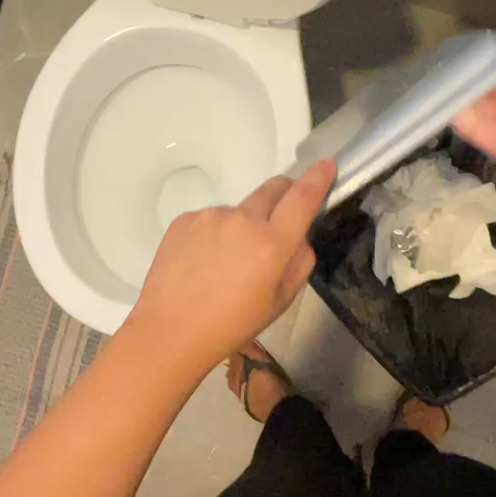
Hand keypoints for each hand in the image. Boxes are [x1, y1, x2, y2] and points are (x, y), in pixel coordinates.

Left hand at [121, 160, 335, 376]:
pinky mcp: (184, 220)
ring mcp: (210, 216)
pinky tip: (202, 264)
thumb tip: (298, 237)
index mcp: (272, 243)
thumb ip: (299, 262)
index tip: (325, 165)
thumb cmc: (232, 325)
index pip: (302, 198)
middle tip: (278, 222)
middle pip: (272, 189)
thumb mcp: (280, 302)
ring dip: (243, 226)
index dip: (317, 178)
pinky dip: (214, 235)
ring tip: (225, 264)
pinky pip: (210, 220)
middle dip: (284, 195)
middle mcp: (243, 220)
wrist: (170, 331)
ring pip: (239, 210)